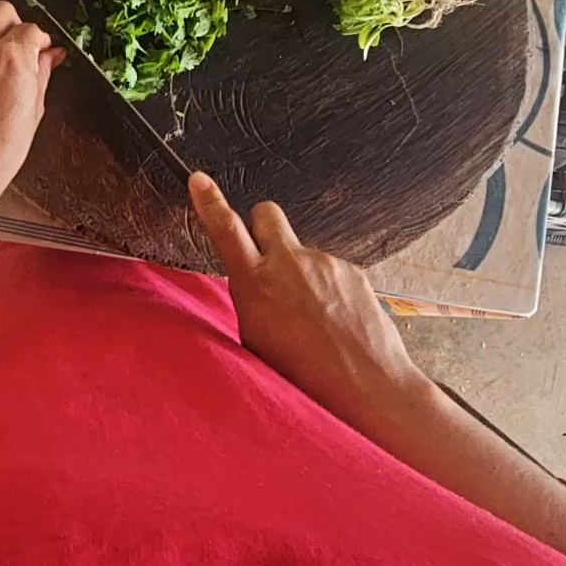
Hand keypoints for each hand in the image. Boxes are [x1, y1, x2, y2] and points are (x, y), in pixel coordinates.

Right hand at [188, 171, 432, 426]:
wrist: (366, 385)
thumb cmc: (302, 372)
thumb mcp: (253, 336)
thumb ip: (249, 295)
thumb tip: (254, 279)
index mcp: (255, 282)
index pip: (225, 229)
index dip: (209, 201)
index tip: (199, 180)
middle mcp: (288, 263)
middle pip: (267, 213)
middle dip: (261, 225)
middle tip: (265, 253)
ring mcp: (324, 262)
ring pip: (301, 249)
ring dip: (300, 270)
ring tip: (312, 314)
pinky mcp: (352, 269)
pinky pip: (330, 268)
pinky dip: (328, 287)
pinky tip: (335, 318)